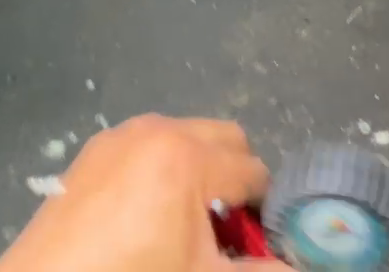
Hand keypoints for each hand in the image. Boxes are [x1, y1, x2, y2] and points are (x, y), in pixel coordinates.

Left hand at [0, 114, 290, 271]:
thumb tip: (298, 269)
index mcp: (187, 155)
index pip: (253, 170)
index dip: (260, 209)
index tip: (251, 242)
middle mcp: (157, 130)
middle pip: (225, 138)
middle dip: (234, 180)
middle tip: (221, 233)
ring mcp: (119, 137)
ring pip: (186, 138)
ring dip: (199, 172)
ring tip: (180, 228)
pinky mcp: (90, 153)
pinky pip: (147, 147)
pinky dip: (160, 172)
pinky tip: (140, 222)